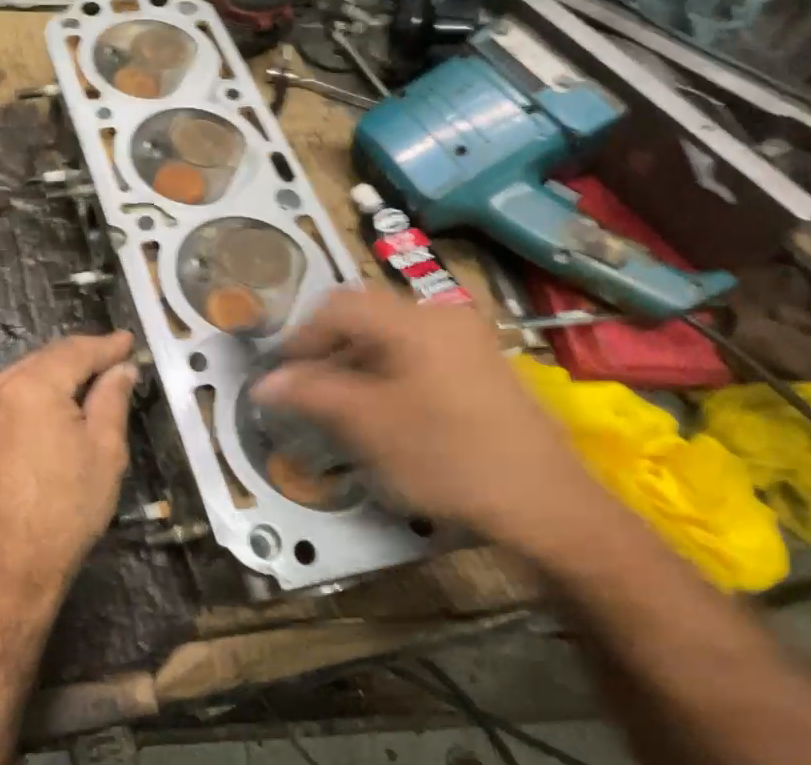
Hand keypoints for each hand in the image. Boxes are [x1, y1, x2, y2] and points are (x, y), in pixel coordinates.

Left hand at [0, 332, 138, 597]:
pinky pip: (12, 394)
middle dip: (82, 358)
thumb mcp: (104, 451)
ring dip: (59, 373)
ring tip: (93, 378)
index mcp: (30, 386)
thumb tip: (120, 368)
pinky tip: (59, 401)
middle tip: (116, 358)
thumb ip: (111, 399)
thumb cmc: (65, 509)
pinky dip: (38, 391)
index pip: (75, 351)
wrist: (7, 563)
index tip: (129, 341)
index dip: (106, 346)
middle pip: (47, 358)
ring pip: (27, 374)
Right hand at [250, 290, 603, 553]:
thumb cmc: (448, 457)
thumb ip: (311, 393)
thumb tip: (264, 382)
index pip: (337, 306)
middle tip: (308, 392)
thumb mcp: (367, 425)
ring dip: (356, 364)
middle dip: (328, 351)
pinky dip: (389, 373)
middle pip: (365, 317)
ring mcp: (469, 340)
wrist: (547, 504)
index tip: (282, 376)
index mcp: (414, 319)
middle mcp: (443, 316)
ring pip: (391, 337)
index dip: (301, 337)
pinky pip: (419, 354)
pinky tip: (386, 413)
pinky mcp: (483, 367)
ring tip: (341, 407)